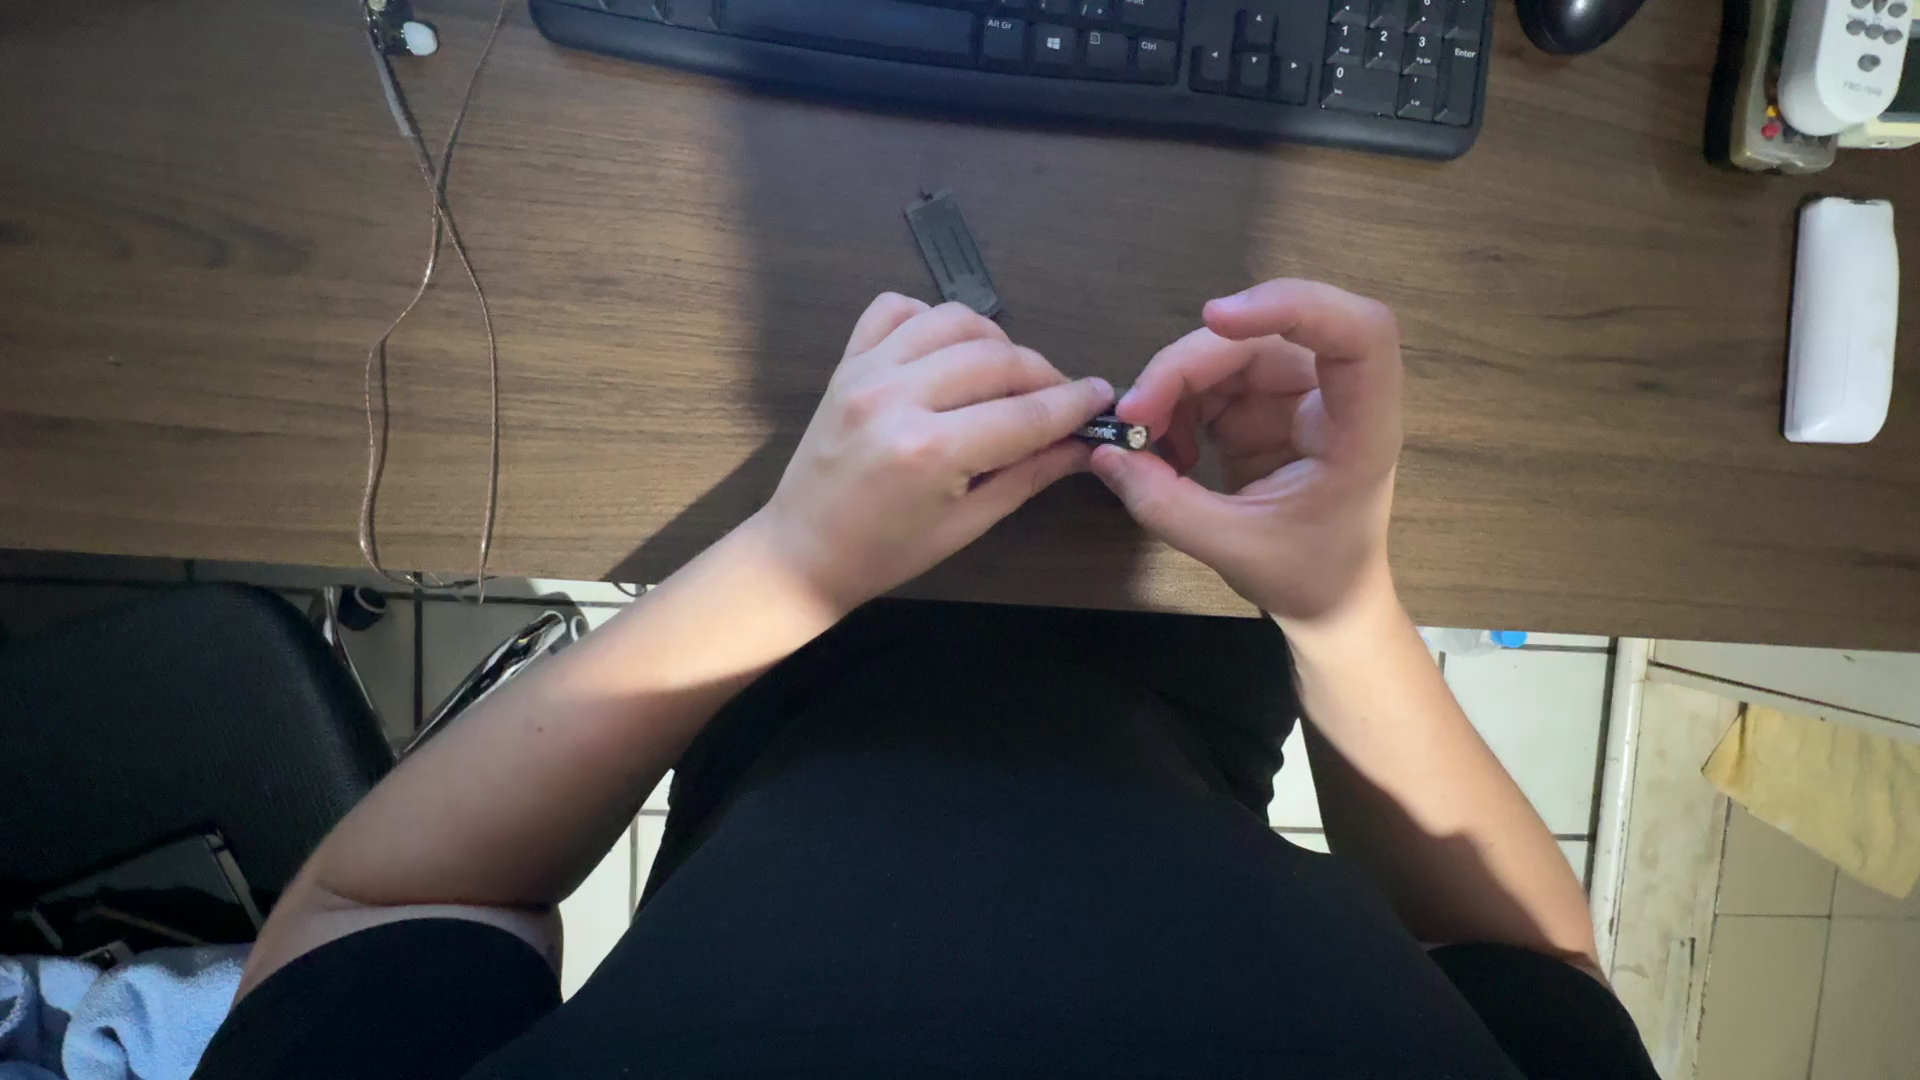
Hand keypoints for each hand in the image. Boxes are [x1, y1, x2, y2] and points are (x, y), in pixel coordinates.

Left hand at [752, 294, 1112, 612]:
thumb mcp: (967, 524)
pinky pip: (896, 308)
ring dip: (995, 342)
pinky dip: (932, 318)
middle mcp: (898, 397)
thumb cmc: (887, 552)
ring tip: (1008, 376)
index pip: (1025, 415)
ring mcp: (866, 371)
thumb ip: (1028, 475)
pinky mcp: (846, 362)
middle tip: (1060, 399)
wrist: (803, 551)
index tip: (1104, 397)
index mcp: (930, 451)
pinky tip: (947, 352)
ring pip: (954, 320)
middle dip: (1044, 375)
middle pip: (997, 361)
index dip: (1074, 405)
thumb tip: (1083, 445)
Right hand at [1090, 279, 1404, 623]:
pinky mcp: (1260, 410)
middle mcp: (1330, 398)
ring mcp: (1292, 399)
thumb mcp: (1232, 548)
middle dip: (1187, 366)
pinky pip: (1208, 385)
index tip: (1216, 319)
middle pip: (1261, 341)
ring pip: (1226, 355)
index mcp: (1358, 430)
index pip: (1357, 334)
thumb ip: (1165, 504)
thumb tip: (1104, 454)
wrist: (1326, 599)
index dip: (1294, 306)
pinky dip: (1173, 408)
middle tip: (1132, 415)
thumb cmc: (1306, 576)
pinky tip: (1161, 448)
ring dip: (1172, 386)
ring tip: (1141, 439)